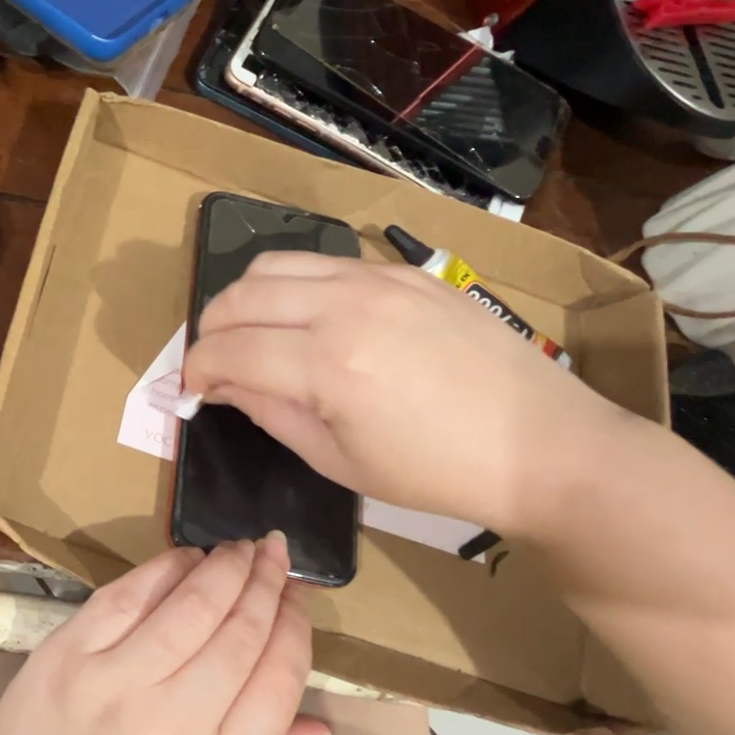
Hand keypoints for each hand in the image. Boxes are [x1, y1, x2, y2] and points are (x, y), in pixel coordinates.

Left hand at [0, 538, 328, 734]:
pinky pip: (130, 594)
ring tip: (244, 547)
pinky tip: (189, 556)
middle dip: (266, 585)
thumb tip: (321, 722)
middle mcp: (171, 723)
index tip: (300, 597)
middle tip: (278, 553)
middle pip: (239, 634)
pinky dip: (165, 567)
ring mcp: (115, 679)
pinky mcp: (70, 649)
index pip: (276, 681)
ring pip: (191, 606)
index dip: (294, 628)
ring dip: (225, 567)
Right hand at [183, 251, 633, 537]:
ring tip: (250, 333)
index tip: (191, 389)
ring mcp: (379, 280)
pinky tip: (306, 319)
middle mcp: (347, 307)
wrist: (543, 446)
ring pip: (274, 264)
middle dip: (208, 330)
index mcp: (329, 365)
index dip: (195, 370)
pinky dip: (293, 286)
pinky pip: (324, 262)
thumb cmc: (436, 472)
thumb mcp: (337, 460)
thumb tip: (221, 384)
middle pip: (240, 296)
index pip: (228, 349)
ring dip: (244, 299)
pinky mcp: (406, 272)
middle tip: (212, 364)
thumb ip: (268, 412)